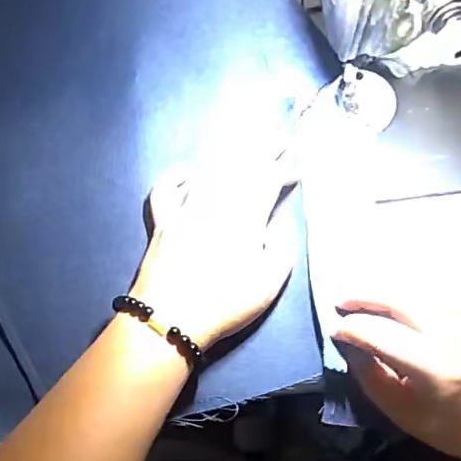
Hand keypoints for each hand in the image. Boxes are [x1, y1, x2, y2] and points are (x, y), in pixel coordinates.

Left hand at [125, 154, 297, 352]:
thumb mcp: (269, 282)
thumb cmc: (226, 304)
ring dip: (230, 160)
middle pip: (242, 170)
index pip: (268, 182)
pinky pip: (165, 192)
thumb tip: (276, 225)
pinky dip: (174, 179)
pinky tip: (186, 173)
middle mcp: (216, 206)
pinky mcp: (163, 224)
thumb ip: (279, 248)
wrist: (171, 319)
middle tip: (279, 141)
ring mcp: (186, 212)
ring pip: (210, 174)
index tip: (296, 164)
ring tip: (245, 151)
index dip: (284, 169)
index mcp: (246, 219)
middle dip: (264, 153)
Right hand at [330, 299, 460, 460]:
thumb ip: (373, 378)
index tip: (336, 329)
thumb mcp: (404, 415)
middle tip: (342, 301)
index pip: (383, 335)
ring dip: (387, 291)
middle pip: (402, 300)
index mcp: (437, 371)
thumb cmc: (454, 430)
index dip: (354, 328)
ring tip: (363, 297)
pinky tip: (394, 301)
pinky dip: (410, 295)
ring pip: (420, 292)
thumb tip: (350, 344)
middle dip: (367, 296)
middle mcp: (456, 337)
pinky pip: (436, 296)